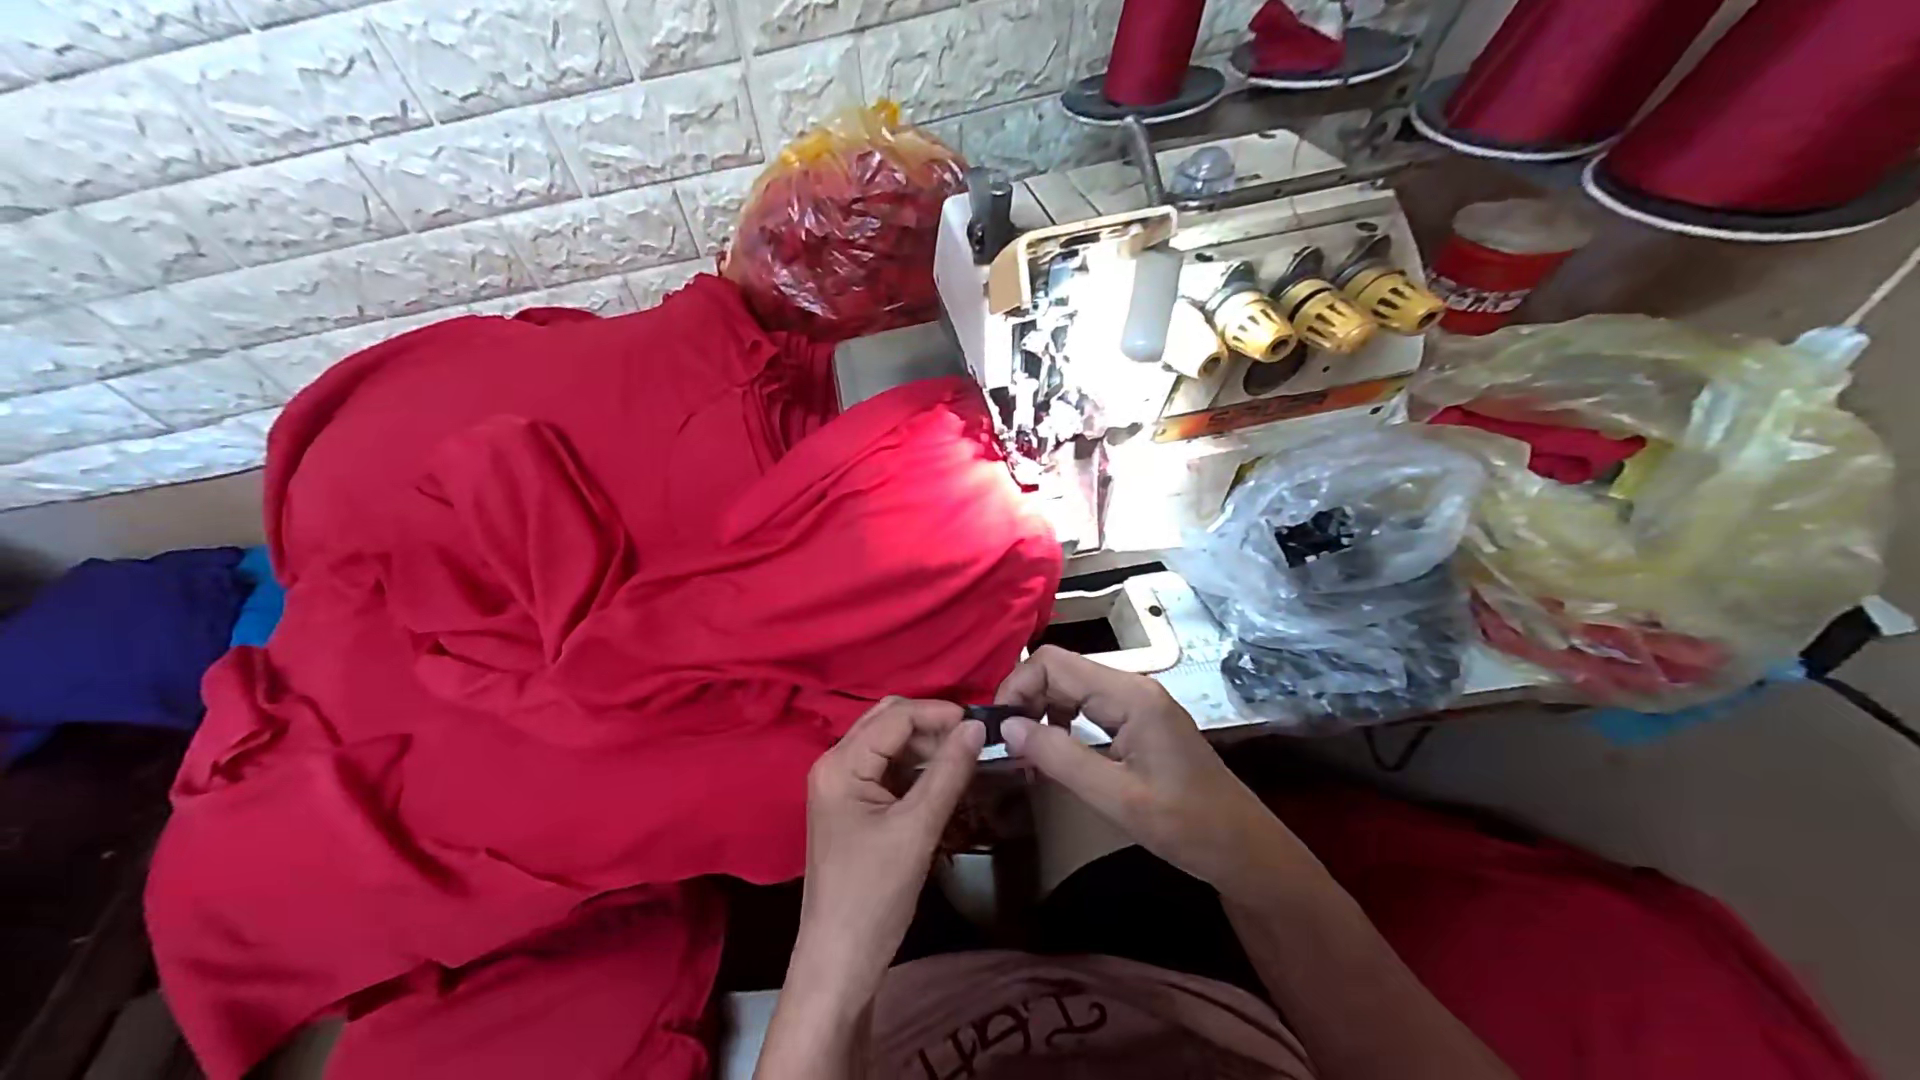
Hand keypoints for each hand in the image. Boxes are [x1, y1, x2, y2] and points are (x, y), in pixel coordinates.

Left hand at [789, 698, 985, 1002]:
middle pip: (887, 722)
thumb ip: (947, 772)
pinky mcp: (851, 805)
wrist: (840, 960)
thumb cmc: (874, 895)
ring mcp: (840, 785)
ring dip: (924, 745)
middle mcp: (834, 764)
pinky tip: (941, 776)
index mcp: (840, 764)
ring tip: (963, 757)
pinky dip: (914, 766)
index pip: (894, 717)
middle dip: (930, 725)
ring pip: (888, 743)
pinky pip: (885, 768)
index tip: (980, 724)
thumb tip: (977, 727)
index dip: (938, 714)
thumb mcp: (916, 829)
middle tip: (972, 740)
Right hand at [995, 646, 1318, 902]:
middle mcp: (1133, 686)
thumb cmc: (1187, 826)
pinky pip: (1087, 706)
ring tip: (1026, 754)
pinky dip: (1061, 723)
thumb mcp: (1117, 798)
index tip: (998, 728)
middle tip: (1006, 746)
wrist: (1243, 849)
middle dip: (1026, 700)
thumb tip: (1006, 727)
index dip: (1017, 687)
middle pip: (1060, 670)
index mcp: (1130, 695)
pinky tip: (1054, 753)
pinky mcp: (1138, 719)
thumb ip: (1059, 757)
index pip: (1053, 663)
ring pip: (1071, 687)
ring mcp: (1137, 701)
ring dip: (1041, 712)